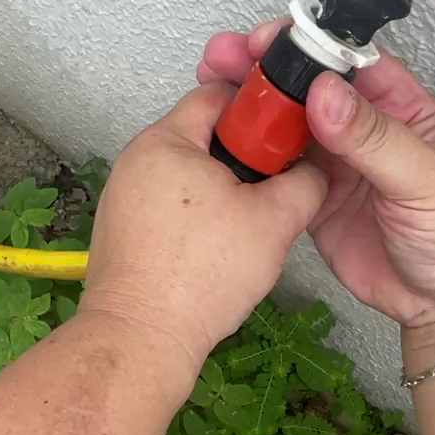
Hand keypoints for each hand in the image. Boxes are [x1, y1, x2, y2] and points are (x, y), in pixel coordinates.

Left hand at [81, 84, 327, 368]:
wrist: (142, 337)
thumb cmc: (200, 275)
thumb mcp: (274, 222)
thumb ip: (304, 183)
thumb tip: (314, 172)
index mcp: (165, 142)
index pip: (219, 96)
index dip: (262, 111)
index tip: (287, 137)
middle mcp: (134, 161)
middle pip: (202, 137)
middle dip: (243, 158)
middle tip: (274, 185)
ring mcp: (122, 198)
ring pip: (185, 176)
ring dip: (219, 191)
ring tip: (247, 223)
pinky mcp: (120, 232)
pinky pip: (167, 207)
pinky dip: (195, 217)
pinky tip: (216, 247)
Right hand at [197, 21, 434, 367]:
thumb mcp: (428, 178)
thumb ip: (374, 138)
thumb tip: (324, 93)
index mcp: (404, 111)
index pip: (350, 66)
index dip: (308, 49)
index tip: (267, 40)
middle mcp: (365, 134)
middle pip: (308, 93)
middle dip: (266, 72)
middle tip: (222, 57)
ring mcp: (339, 171)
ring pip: (288, 132)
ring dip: (253, 113)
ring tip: (209, 93)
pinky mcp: (317, 205)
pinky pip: (280, 177)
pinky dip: (253, 162)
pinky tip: (225, 147)